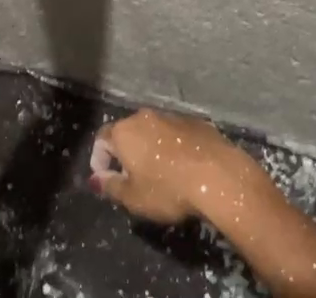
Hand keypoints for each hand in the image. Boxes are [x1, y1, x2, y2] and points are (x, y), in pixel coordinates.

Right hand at [89, 109, 257, 225]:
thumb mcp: (133, 198)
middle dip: (126, 153)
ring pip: (154, 131)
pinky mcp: (197, 122)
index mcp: (124, 131)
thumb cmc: (169, 189)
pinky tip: (186, 167)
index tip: (105, 178)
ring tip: (162, 173)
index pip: (101, 139)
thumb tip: (95, 179)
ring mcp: (173, 116)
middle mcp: (144, 117)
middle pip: (128, 132)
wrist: (220, 177)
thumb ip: (110, 186)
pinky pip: (178, 134)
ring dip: (152, 148)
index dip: (99, 158)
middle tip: (133, 178)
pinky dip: (176, 147)